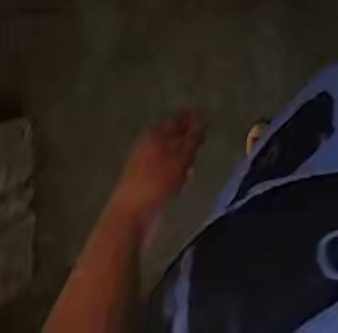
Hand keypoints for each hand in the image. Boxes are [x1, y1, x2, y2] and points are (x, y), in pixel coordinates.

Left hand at [108, 110, 204, 225]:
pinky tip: (181, 184)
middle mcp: (147, 144)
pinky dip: (174, 175)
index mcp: (155, 133)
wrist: (130, 217)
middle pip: (172, 136)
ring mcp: (142, 165)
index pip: (178, 119)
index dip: (193, 119)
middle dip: (188, 140)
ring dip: (182, 160)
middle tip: (202, 144)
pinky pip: (164, 173)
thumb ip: (193, 139)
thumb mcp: (181, 157)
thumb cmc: (157, 182)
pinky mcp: (142, 185)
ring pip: (169, 155)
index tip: (207, 123)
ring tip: (193, 167)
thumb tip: (202, 123)